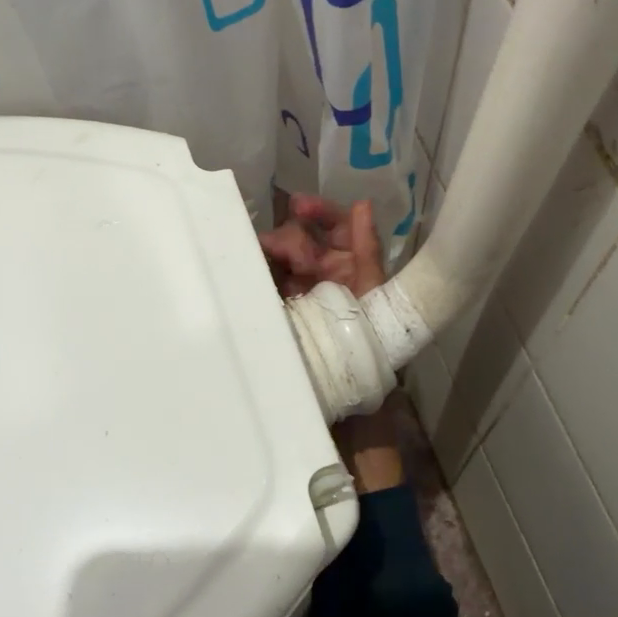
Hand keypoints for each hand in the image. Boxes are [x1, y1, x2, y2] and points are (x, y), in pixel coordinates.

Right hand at [260, 194, 400, 491]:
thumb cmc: (371, 351)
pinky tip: (244, 277)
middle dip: (289, 239)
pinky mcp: (277, 320)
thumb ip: (367, 251)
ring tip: (260, 262)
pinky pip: (261, 291)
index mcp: (348, 269)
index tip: (299, 207)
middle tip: (283, 253)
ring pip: (276, 263)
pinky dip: (252, 280)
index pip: (331, 228)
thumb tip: (365, 206)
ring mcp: (297, 299)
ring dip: (268, 256)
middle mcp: (322, 279)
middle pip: (298, 242)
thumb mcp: (373, 296)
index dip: (318, 212)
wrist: (352, 410)